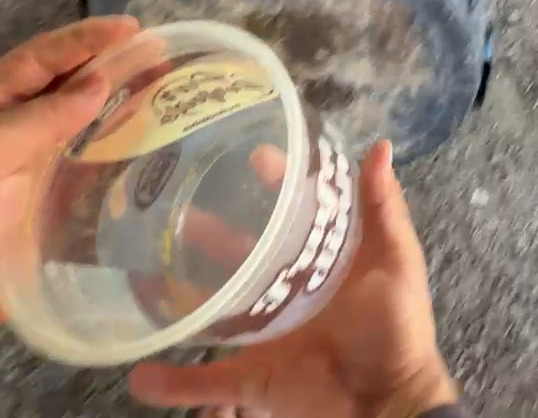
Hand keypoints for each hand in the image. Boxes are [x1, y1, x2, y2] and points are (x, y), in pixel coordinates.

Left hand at [0, 16, 139, 415]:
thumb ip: (41, 118)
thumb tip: (99, 82)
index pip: (39, 57)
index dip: (86, 38)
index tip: (136, 27)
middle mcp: (0, 129)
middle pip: (61, 81)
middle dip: (109, 61)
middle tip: (160, 54)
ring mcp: (19, 166)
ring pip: (76, 116)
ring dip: (116, 97)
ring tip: (161, 87)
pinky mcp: (38, 200)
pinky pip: (82, 157)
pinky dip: (114, 140)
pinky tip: (142, 139)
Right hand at [129, 141, 456, 417]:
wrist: (386, 406)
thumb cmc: (397, 327)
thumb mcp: (398, 262)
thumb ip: (385, 208)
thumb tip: (380, 146)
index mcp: (326, 258)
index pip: (296, 210)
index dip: (279, 180)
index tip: (256, 153)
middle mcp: (292, 287)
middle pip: (246, 252)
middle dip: (213, 230)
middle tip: (181, 203)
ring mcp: (268, 333)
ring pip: (218, 308)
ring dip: (183, 291)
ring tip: (145, 263)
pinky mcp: (253, 379)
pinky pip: (205, 384)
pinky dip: (172, 384)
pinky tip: (139, 372)